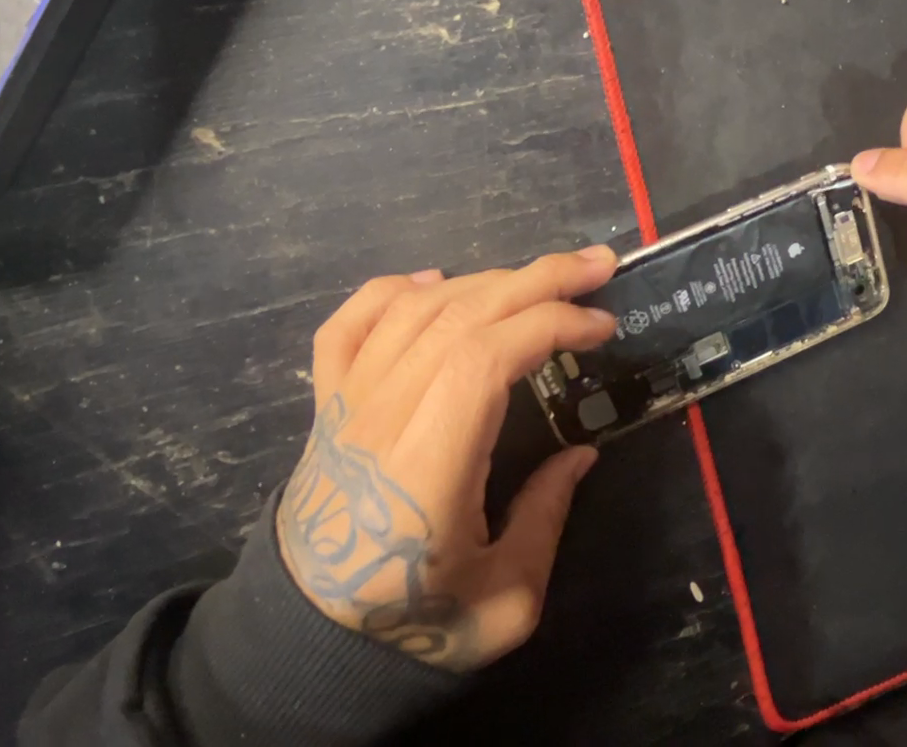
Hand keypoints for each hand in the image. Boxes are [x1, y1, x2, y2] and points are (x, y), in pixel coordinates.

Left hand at [276, 248, 618, 670]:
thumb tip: (581, 452)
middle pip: (459, 317)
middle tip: (597, 265)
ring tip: (540, 279)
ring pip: (415, 308)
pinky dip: (393, 289)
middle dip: (538, 279)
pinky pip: (350, 323)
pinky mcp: (326, 403)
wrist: (304, 641)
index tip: (603, 326)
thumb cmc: (411, 622)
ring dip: (486, 279)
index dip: (550, 325)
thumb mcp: (504, 601)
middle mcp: (381, 418)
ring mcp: (346, 404)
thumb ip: (547, 519)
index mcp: (427, 468)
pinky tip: (435, 280)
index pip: (485, 358)